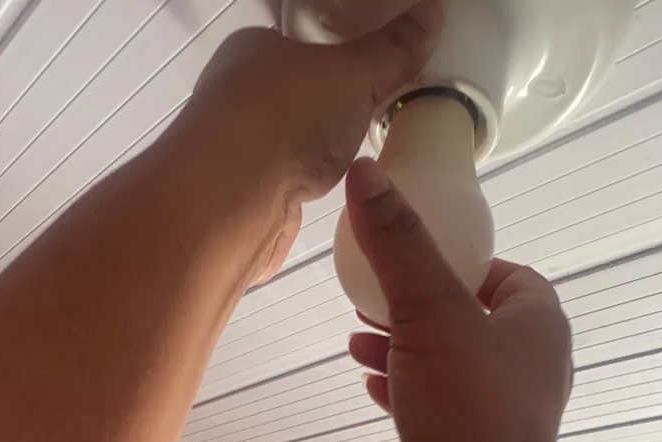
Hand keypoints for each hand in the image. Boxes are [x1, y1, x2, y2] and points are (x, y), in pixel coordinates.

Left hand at [178, 2, 441, 278]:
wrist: (231, 204)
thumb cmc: (284, 119)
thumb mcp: (355, 74)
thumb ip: (392, 51)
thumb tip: (430, 16)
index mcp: (251, 50)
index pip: (294, 47)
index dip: (328, 58)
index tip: (361, 75)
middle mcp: (233, 99)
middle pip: (287, 100)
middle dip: (321, 113)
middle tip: (362, 121)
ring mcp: (233, 155)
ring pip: (281, 148)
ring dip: (308, 157)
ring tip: (347, 163)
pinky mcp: (241, 204)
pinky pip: (279, 190)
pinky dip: (299, 193)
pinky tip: (319, 198)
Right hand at [343, 159, 573, 441]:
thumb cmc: (468, 412)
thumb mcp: (428, 314)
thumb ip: (397, 244)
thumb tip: (367, 173)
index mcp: (538, 321)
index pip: (498, 269)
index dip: (451, 259)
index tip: (405, 259)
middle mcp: (529, 362)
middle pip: (466, 313)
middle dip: (413, 305)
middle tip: (369, 300)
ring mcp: (502, 407)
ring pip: (447, 359)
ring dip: (402, 347)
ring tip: (358, 342)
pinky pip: (437, 400)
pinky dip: (405, 387)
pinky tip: (373, 386)